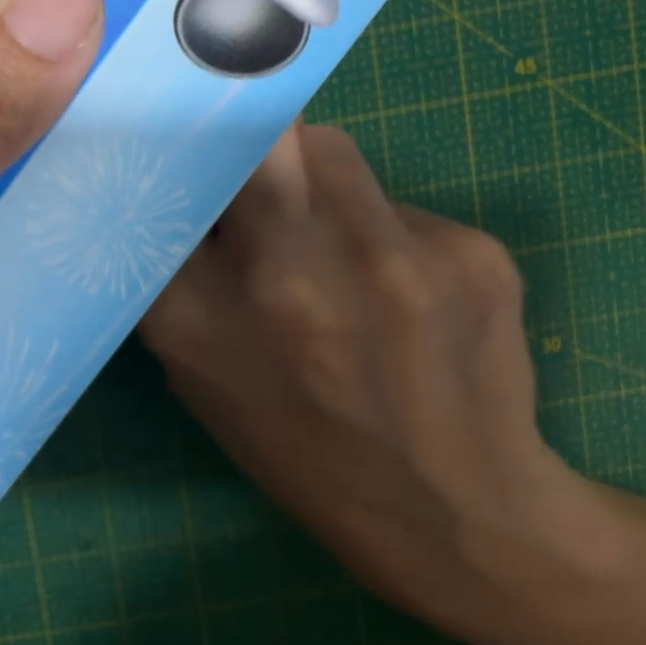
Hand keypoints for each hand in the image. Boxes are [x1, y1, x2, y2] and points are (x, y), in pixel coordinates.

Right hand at [141, 122, 645, 644]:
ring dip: (311, 176)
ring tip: (321, 242)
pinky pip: (396, 201)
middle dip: (252, 145)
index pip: (172, 177)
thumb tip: (175, 183)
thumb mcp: (188, 359)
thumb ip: (170, 270)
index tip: (177, 148)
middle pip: (264, 135)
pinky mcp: (475, 253)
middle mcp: (292, 270)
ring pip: (334, 150)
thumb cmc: (287, 435)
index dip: (179, 149)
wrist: (447, 509)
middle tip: (250, 179)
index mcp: (199, 307)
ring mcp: (393, 258)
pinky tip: (387, 287)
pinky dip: (376, 225)